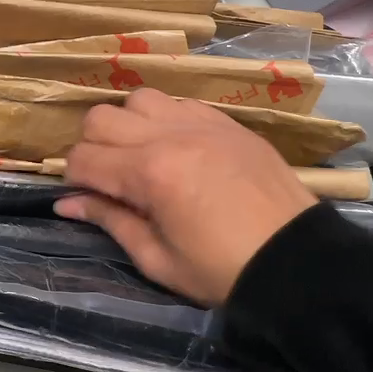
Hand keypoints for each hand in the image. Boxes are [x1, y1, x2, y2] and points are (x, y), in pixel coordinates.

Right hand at [53, 87, 315, 306]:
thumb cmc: (225, 271)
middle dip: (94, 147)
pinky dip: (165, 120)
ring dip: (130, 125)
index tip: (86, 198)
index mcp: (149, 174)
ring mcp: (201, 124)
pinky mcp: (228, 123)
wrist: (306, 267)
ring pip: (138, 100)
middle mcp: (169, 137)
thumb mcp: (158, 259)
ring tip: (144, 154)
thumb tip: (66, 204)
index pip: (82, 159)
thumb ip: (109, 222)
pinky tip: (177, 147)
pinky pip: (178, 102)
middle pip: (100, 118)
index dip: (74, 180)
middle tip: (111, 177)